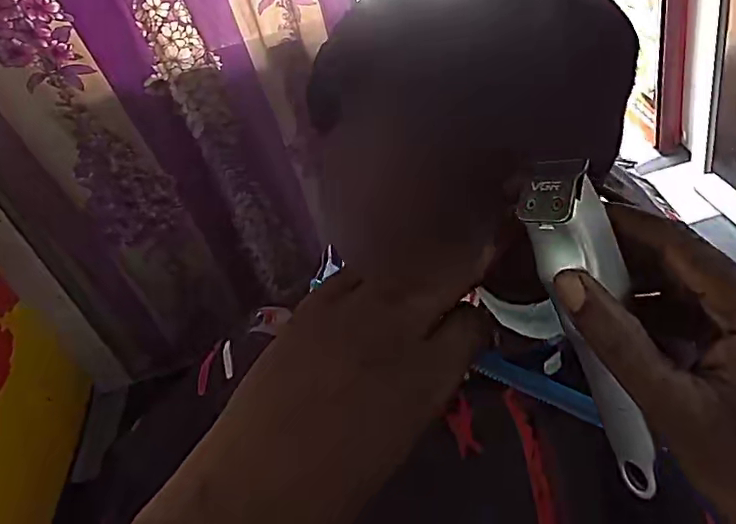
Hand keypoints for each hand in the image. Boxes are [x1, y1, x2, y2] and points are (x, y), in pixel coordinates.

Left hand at [135, 249, 494, 523]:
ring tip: (425, 265)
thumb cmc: (339, 475)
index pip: (473, 321)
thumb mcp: (407, 428)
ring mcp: (352, 302)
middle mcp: (396, 324)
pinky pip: (358, 268)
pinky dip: (374, 271)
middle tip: (468, 264)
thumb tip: (444, 349)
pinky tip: (374, 281)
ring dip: (420, 262)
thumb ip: (431, 377)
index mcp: (427, 372)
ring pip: (403, 259)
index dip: (478, 319)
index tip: (476, 319)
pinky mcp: (316, 296)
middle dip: (463, 265)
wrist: (257, 476)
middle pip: (446, 271)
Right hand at [553, 205, 735, 523]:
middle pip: (683, 258)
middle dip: (627, 256)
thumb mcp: (675, 409)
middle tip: (579, 254)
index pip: (681, 242)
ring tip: (596, 294)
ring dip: (641, 286)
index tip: (586, 213)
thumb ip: (618, 342)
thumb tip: (574, 289)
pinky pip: (697, 306)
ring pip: (687, 282)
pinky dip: (659, 311)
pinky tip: (629, 326)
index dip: (627, 223)